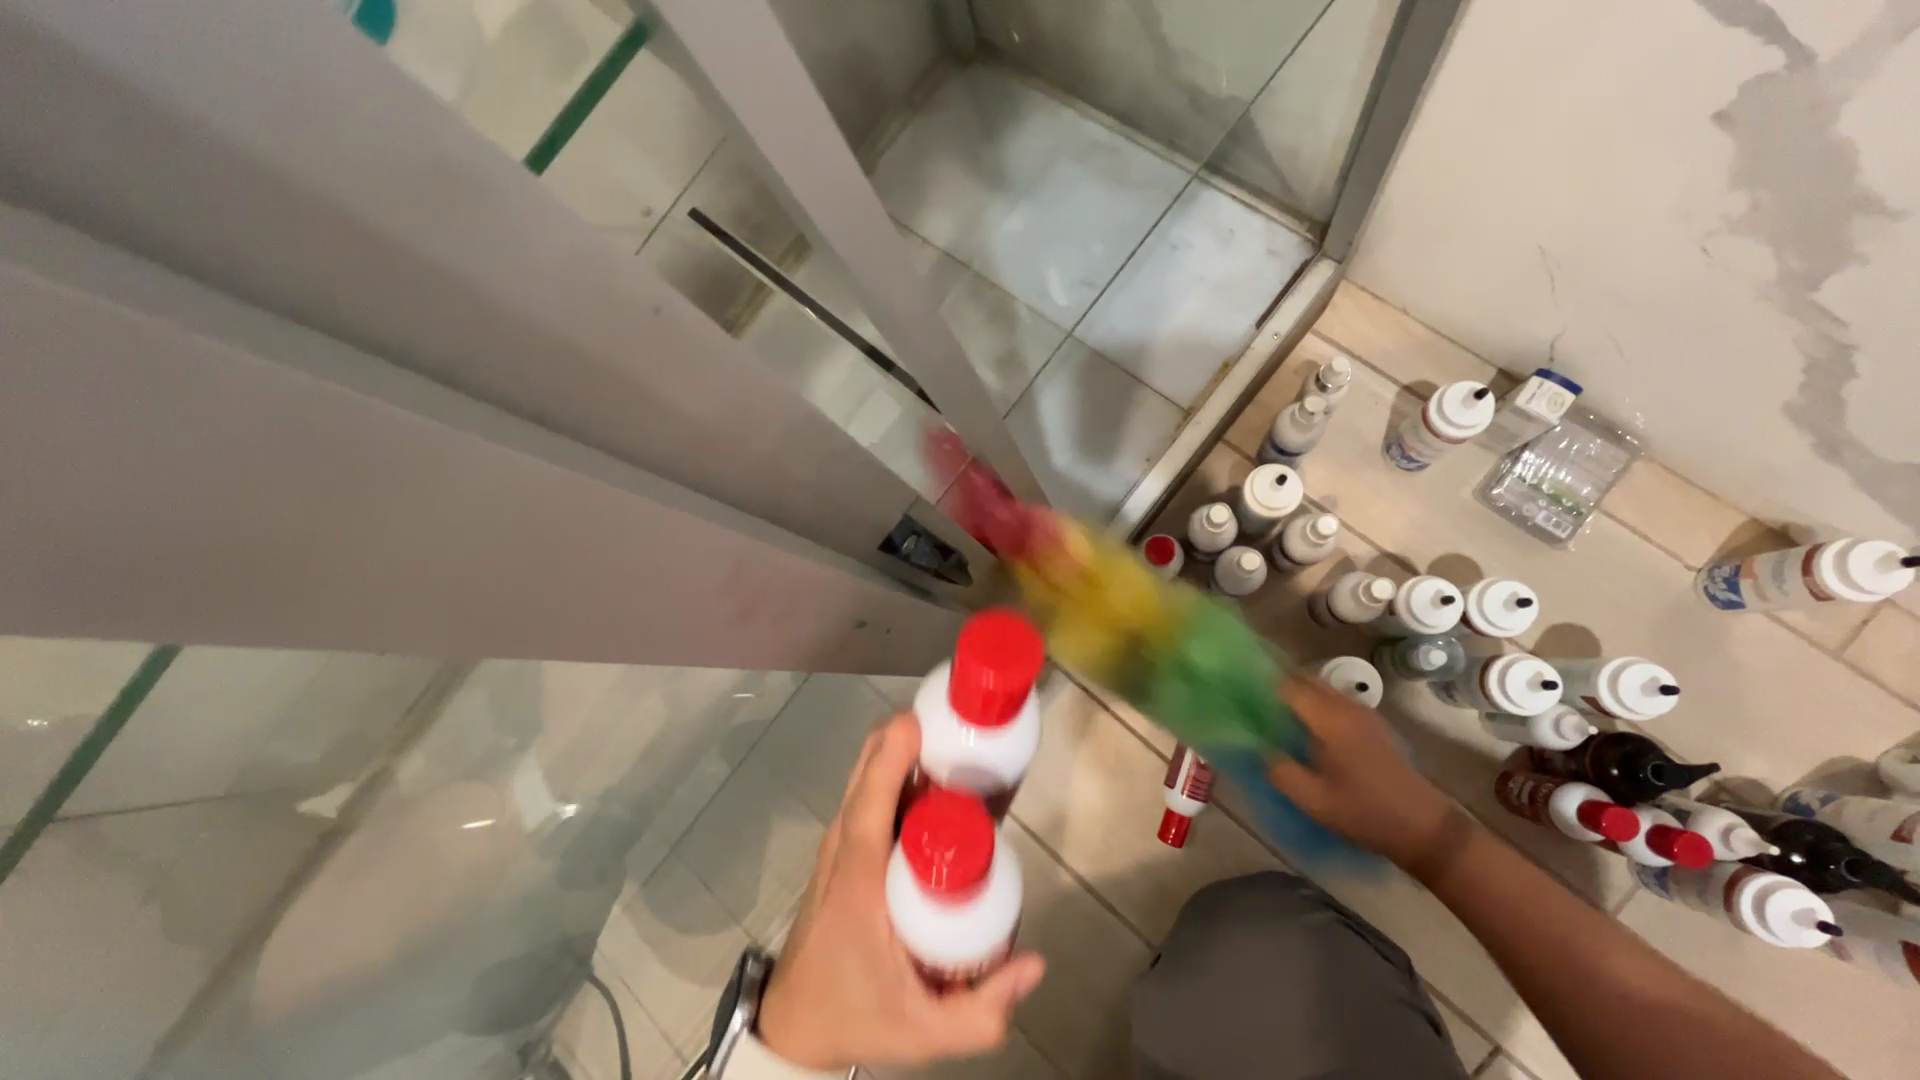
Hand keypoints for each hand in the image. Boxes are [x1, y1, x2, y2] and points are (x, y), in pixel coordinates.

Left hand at [757, 715, 1046, 1070]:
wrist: (796, 1024)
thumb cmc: (857, 1015)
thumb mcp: (924, 1031)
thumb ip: (983, 1012)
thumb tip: (1034, 963)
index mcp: (857, 882)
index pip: (868, 805)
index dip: (890, 758)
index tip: (920, 722)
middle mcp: (842, 852)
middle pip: (865, 776)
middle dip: (905, 739)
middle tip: (959, 727)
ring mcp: (837, 848)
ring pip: (864, 781)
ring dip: (900, 751)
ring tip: (954, 743)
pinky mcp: (841, 851)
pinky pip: (866, 797)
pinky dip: (893, 773)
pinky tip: (932, 777)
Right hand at [1267, 676, 1459, 870]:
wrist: (1423, 827)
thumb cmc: (1364, 812)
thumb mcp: (1313, 799)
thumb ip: (1279, 769)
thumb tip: (1257, 747)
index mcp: (1330, 719)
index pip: (1288, 686)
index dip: (1261, 687)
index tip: (1239, 697)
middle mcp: (1347, 707)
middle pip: (1306, 680)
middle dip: (1277, 686)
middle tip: (1252, 705)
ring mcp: (1363, 714)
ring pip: (1322, 689)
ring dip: (1297, 695)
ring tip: (1272, 716)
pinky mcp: (1372, 726)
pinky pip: (1335, 702)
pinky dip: (1314, 704)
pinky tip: (1303, 730)